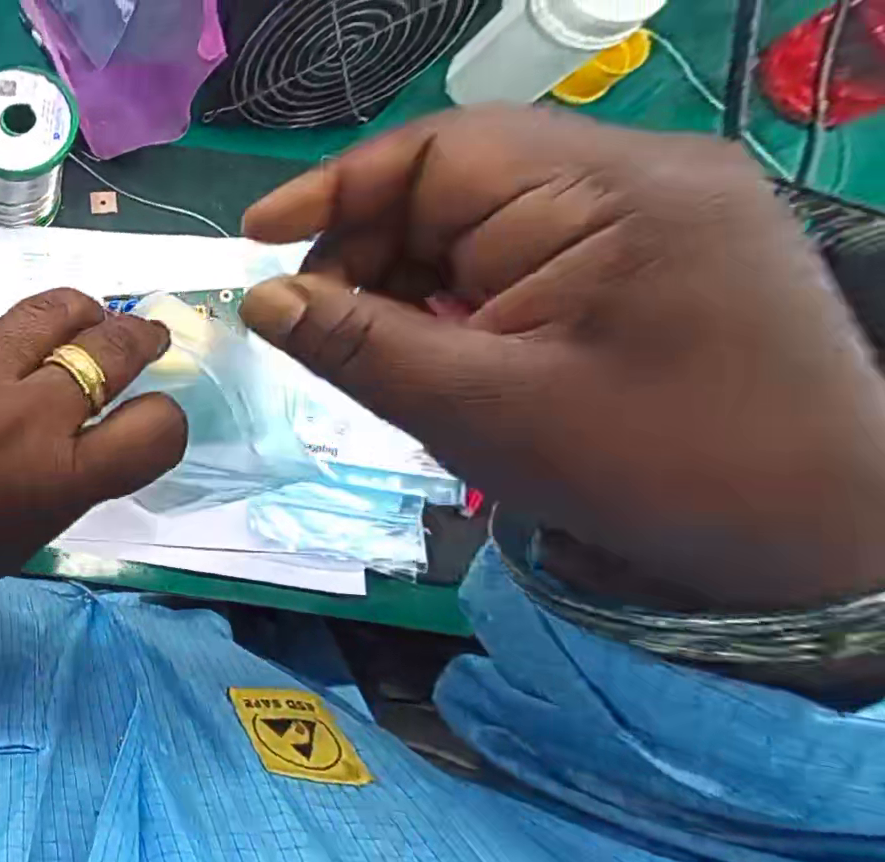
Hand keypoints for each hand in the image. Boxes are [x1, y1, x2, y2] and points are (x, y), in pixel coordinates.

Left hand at [0, 289, 184, 659]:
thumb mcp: (33, 532)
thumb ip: (81, 478)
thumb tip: (109, 427)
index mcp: (58, 480)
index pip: (156, 429)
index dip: (167, 425)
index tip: (151, 426)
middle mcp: (28, 416)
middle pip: (114, 348)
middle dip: (143, 341)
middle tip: (147, 342)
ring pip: (62, 309)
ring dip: (92, 316)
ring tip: (94, 328)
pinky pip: (9, 321)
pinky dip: (37, 327)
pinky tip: (33, 345)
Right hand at [236, 106, 884, 611]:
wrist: (781, 535)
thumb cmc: (633, 463)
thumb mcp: (465, 403)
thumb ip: (352, 344)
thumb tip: (259, 300)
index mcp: (604, 193)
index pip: (438, 151)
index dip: (333, 189)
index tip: (254, 236)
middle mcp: (620, 188)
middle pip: (440, 193)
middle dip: (357, 256)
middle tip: (311, 330)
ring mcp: (619, 231)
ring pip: (454, 238)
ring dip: (389, 292)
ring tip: (367, 356)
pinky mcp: (607, 275)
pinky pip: (485, 272)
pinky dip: (429, 311)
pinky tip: (416, 356)